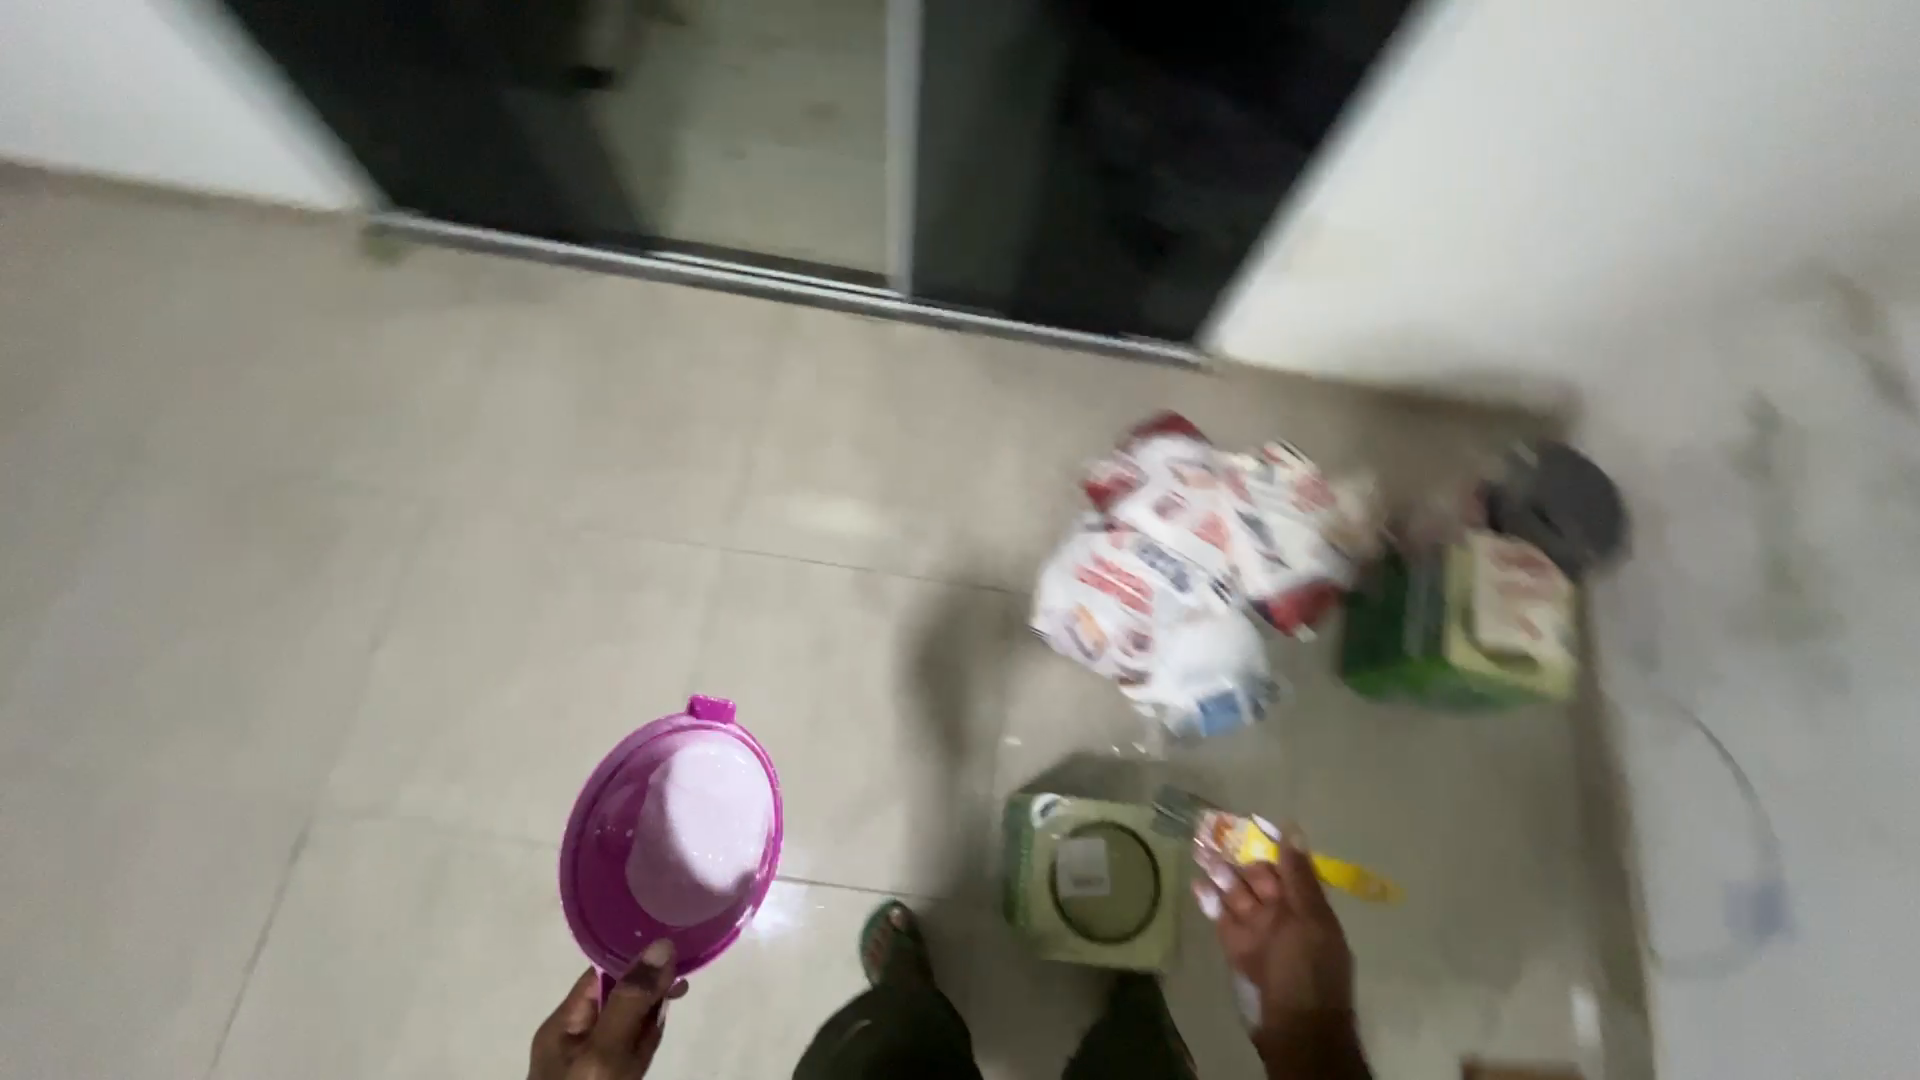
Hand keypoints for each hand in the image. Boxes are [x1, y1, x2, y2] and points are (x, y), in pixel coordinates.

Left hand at [530, 940, 685, 1079]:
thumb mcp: (605, 1054)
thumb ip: (631, 1000)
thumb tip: (662, 943)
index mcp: (563, 1022)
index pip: (603, 970)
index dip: (636, 959)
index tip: (674, 956)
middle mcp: (575, 1034)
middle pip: (622, 993)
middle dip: (647, 1001)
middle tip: (656, 1021)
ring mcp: (591, 1059)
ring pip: (632, 1020)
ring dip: (647, 1030)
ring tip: (638, 1061)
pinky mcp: (607, 1077)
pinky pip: (633, 1048)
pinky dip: (645, 1049)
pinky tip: (642, 1066)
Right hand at [1194, 829, 1369, 1079]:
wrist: (1295, 1029)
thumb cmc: (1309, 970)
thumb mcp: (1310, 919)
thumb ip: (1298, 876)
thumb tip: (1292, 828)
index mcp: (1305, 905)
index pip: (1284, 864)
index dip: (1267, 840)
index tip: (1246, 817)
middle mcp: (1281, 913)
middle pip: (1255, 874)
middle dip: (1233, 851)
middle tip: (1206, 827)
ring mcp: (1256, 930)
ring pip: (1234, 891)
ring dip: (1217, 869)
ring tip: (1196, 845)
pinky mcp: (1235, 947)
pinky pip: (1221, 916)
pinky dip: (1208, 899)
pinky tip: (1196, 882)